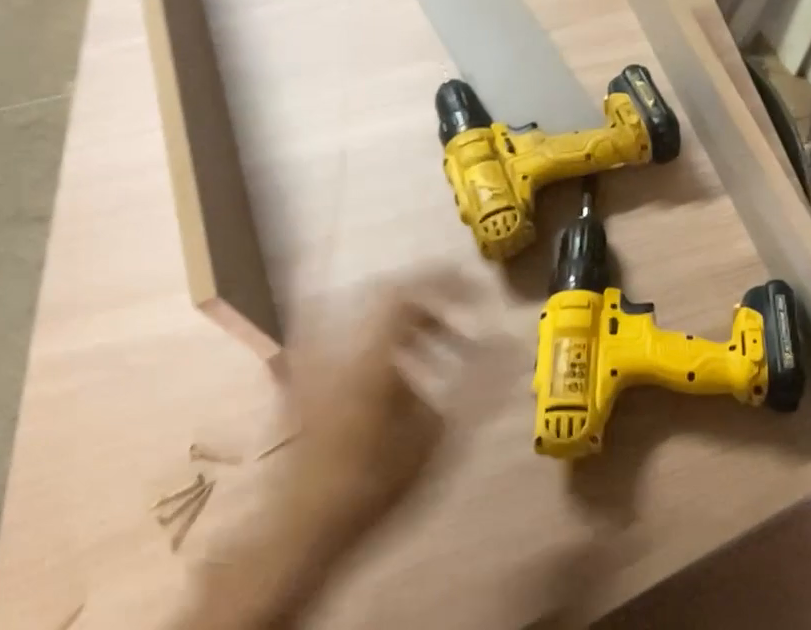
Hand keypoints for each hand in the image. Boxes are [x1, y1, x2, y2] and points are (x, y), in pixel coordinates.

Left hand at [170, 263, 515, 629]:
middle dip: (428, 302)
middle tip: (458, 322)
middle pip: (385, 295)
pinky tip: (397, 368)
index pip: (409, 291)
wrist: (303, 527)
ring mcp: (315, 358)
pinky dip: (379, 339)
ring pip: (365, 314)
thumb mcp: (434, 434)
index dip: (447, 282)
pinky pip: (347, 335)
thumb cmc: (374, 483)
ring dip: (404, 321)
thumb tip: (507, 348)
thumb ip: (472, 382)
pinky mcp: (305, 377)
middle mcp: (338, 343)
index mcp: (370, 353)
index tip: (478, 291)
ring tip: (433, 346)